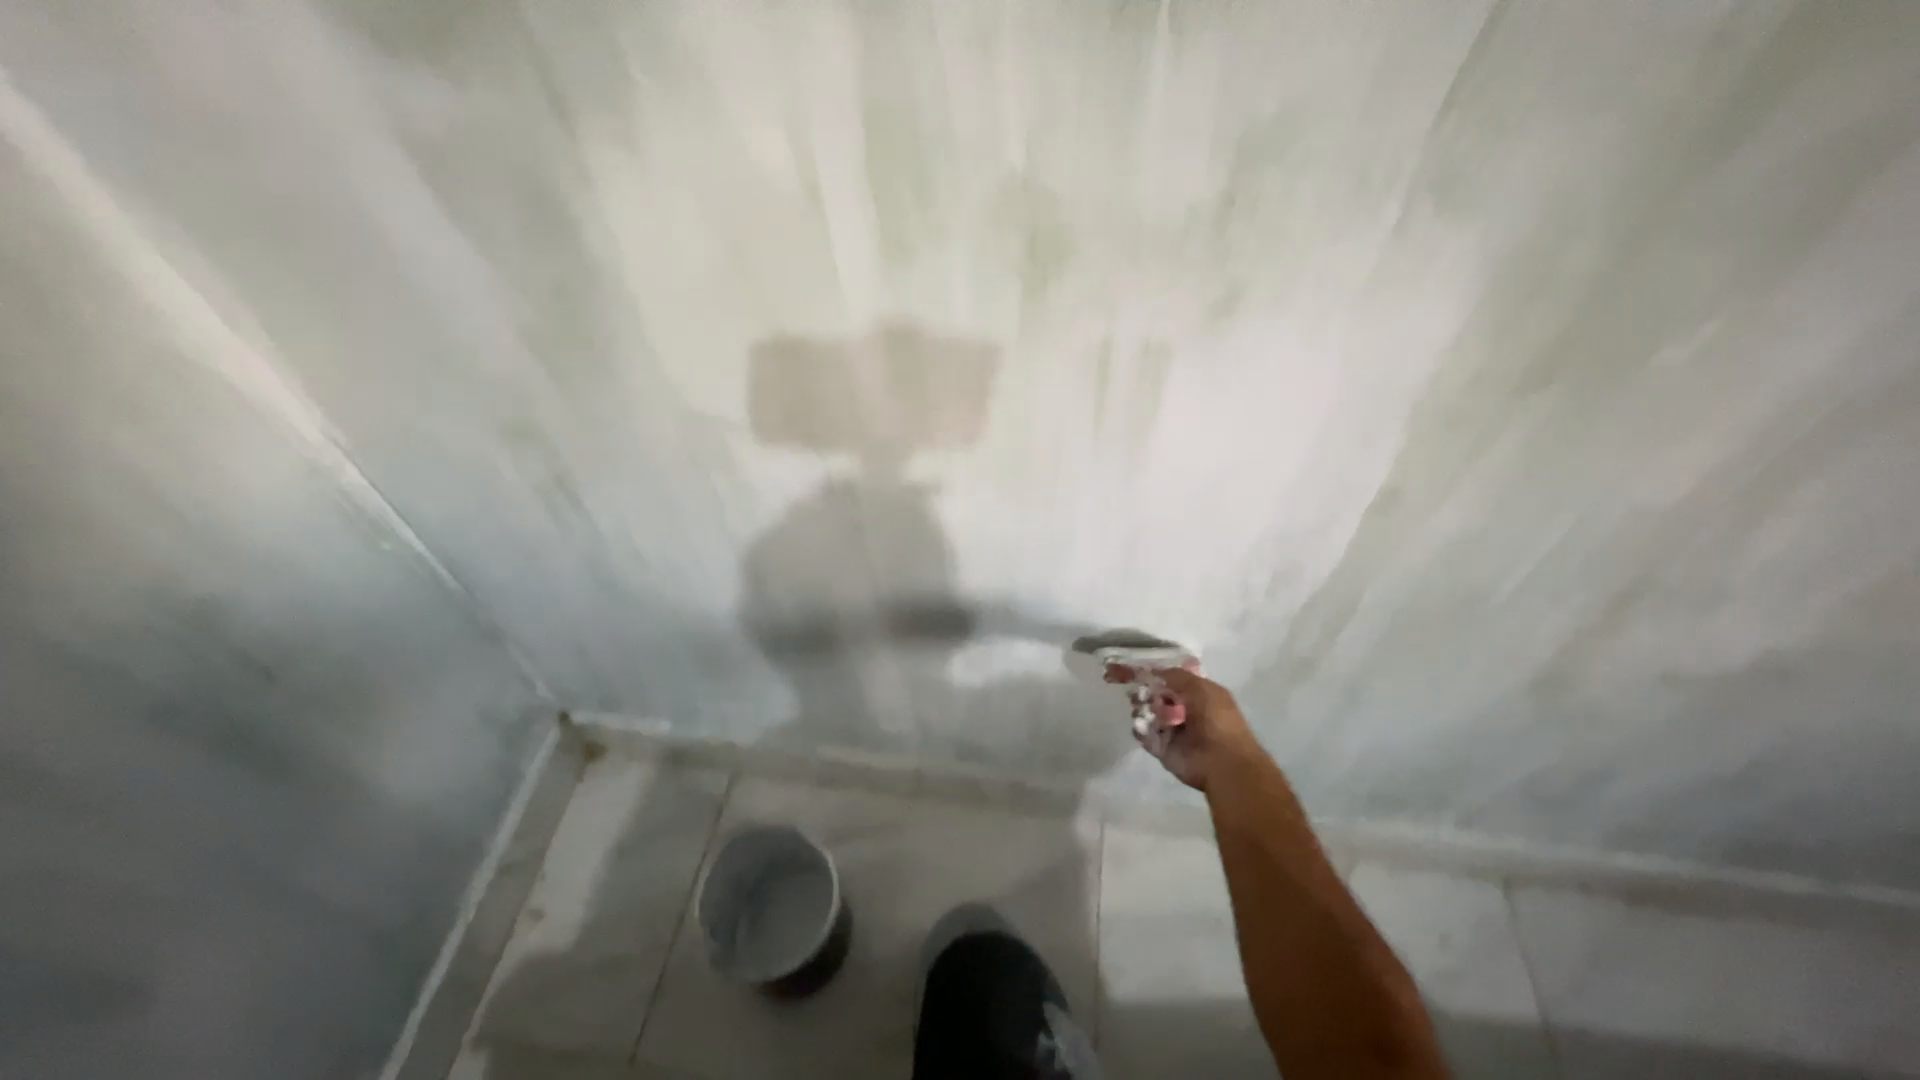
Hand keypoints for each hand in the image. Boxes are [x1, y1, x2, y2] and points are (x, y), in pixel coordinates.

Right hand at [1106, 664, 1262, 791]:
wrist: (1221, 762)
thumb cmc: (1216, 720)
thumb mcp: (1200, 688)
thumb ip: (1175, 676)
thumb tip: (1153, 670)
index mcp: (1198, 694)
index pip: (1171, 680)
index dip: (1156, 674)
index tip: (1138, 669)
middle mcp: (1184, 710)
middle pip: (1156, 695)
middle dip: (1145, 691)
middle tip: (1141, 693)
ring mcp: (1171, 729)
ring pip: (1147, 712)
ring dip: (1141, 708)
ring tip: (1145, 711)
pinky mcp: (1161, 748)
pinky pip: (1143, 734)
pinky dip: (1140, 728)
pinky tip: (1143, 725)